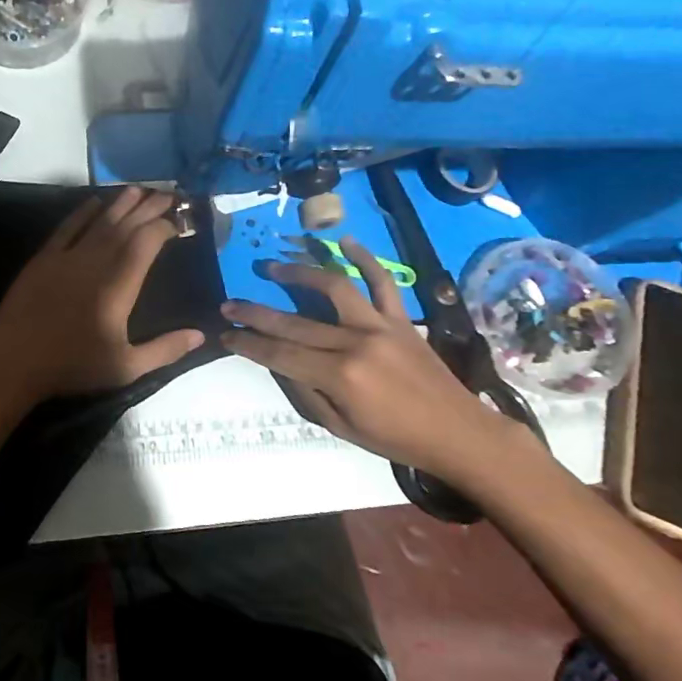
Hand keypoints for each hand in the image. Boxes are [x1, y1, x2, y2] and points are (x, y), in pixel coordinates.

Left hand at [0, 187, 204, 401]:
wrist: (14, 363)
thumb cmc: (73, 366)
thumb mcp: (127, 367)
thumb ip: (165, 349)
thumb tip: (200, 335)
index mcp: (118, 286)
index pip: (146, 243)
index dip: (164, 227)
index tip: (180, 221)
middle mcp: (95, 263)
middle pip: (127, 226)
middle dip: (150, 207)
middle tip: (169, 194)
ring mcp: (67, 258)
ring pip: (100, 222)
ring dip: (121, 204)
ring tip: (140, 189)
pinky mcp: (44, 259)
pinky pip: (67, 228)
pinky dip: (83, 213)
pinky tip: (96, 202)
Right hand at [219, 237, 533, 483]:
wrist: (455, 431)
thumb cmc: (396, 439)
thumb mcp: (343, 429)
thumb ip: (308, 394)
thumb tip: (283, 365)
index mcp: (339, 376)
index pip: (280, 353)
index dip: (249, 343)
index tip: (226, 333)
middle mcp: (355, 342)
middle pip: (295, 321)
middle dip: (257, 312)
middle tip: (230, 302)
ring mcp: (380, 324)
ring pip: (333, 287)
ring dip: (300, 274)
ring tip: (274, 268)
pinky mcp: (401, 318)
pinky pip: (382, 281)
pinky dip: (365, 258)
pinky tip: (345, 241)